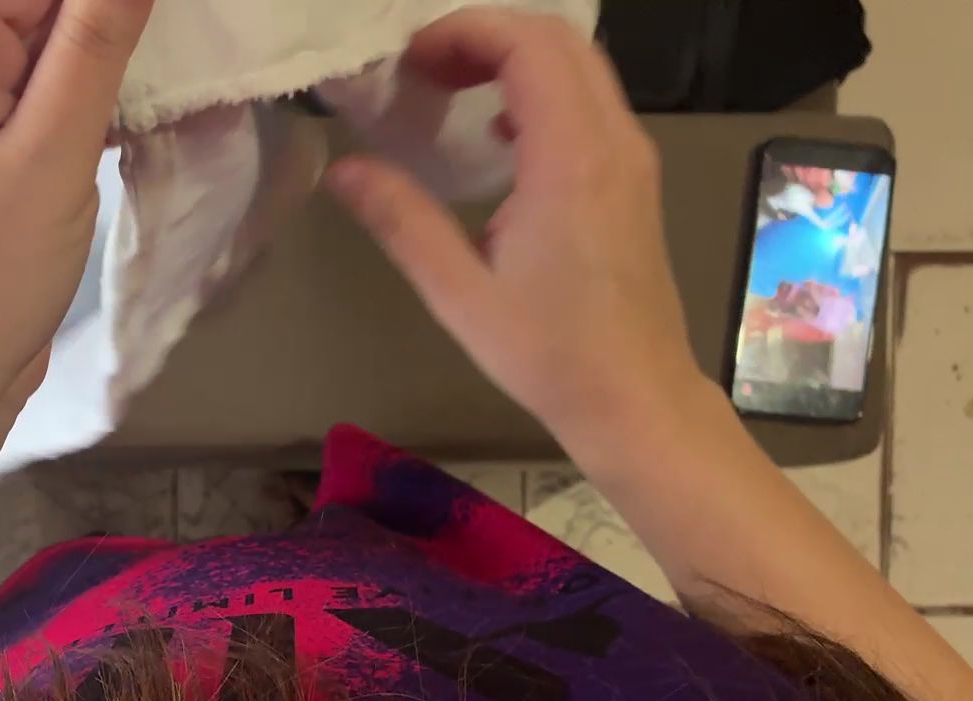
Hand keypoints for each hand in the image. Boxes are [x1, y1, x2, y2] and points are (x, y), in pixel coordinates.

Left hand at [0, 0, 155, 471]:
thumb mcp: (50, 155)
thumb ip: (93, 42)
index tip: (176, 18)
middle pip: (41, 8)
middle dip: (116, 24)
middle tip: (197, 43)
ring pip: (51, 64)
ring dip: (114, 70)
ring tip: (184, 84)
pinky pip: (46, 117)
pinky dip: (95, 115)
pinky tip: (146, 122)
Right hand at [324, 9, 711, 450]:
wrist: (628, 392)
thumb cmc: (542, 349)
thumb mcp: (457, 289)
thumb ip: (401, 220)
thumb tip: (341, 170)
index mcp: (571, 157)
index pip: (529, 45)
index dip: (464, 33)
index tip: (405, 62)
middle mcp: (614, 139)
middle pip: (559, 42)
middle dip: (484, 38)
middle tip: (417, 73)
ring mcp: (630, 158)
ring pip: (578, 70)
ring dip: (511, 63)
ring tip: (448, 94)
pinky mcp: (630, 181)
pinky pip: (588, 106)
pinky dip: (537, 96)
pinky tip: (498, 139)